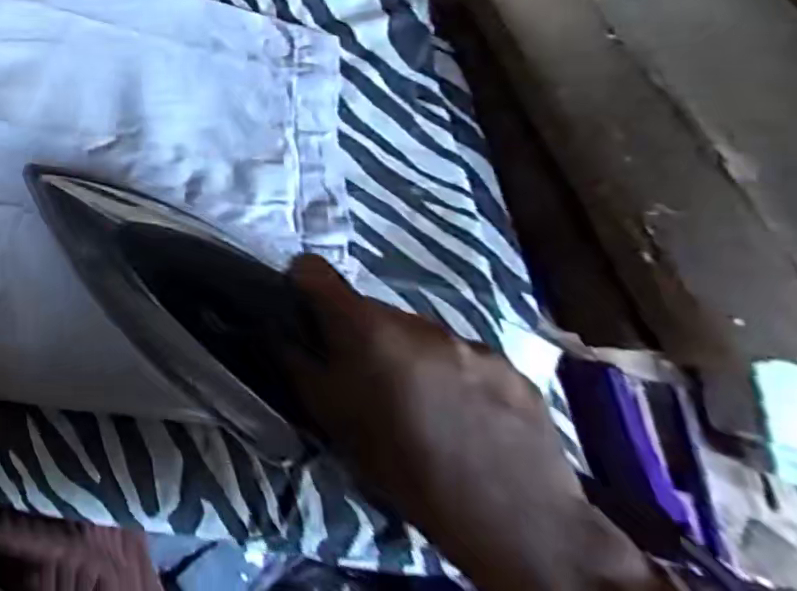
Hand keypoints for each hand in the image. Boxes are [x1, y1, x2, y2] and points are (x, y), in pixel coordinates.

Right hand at [286, 255, 659, 590]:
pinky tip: (464, 417)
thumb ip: (297, 364)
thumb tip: (277, 332)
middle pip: (371, 309)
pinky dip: (453, 374)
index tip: (303, 309)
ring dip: (407, 353)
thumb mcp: (331, 418)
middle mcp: (416, 320)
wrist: (519, 525)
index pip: (316, 271)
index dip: (302, 283)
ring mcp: (469, 342)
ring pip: (419, 333)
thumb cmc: (405, 468)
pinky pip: (464, 356)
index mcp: (366, 327)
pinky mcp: (511, 368)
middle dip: (360, 333)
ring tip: (419, 402)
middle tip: (365, 377)